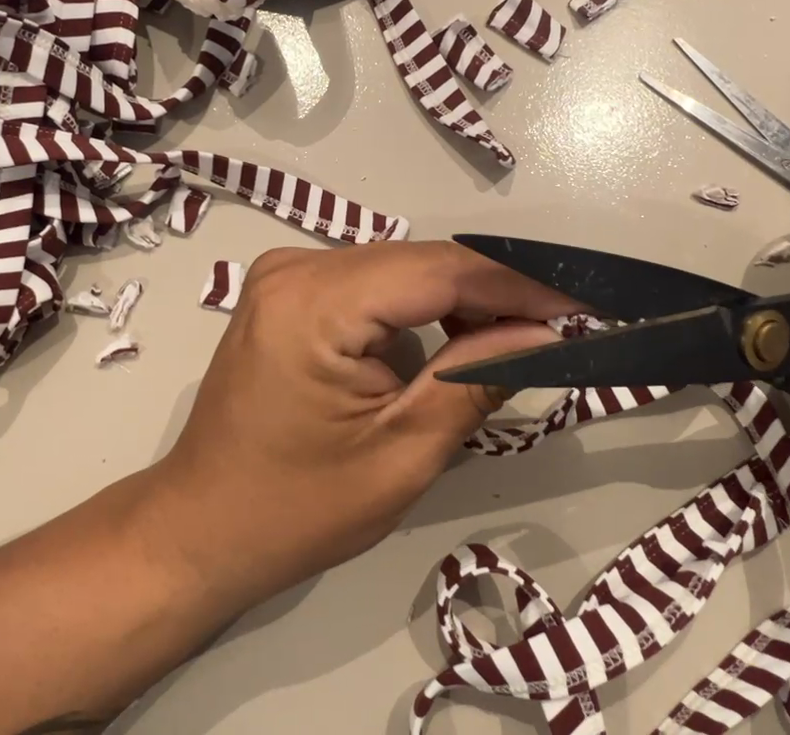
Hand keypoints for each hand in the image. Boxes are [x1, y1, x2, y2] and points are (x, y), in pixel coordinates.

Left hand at [136, 241, 577, 612]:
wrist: (204, 527)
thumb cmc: (297, 509)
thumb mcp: (403, 453)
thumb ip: (477, 378)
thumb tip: (548, 333)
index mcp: (314, 303)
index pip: (439, 271)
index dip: (518, 284)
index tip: (585, 305)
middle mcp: (294, 268)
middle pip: (419, 263)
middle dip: (494, 293)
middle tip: (564, 326)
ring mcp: (284, 275)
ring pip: (399, 270)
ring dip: (459, 300)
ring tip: (518, 339)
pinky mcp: (286, 293)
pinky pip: (371, 285)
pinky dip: (418, 308)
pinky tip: (455, 338)